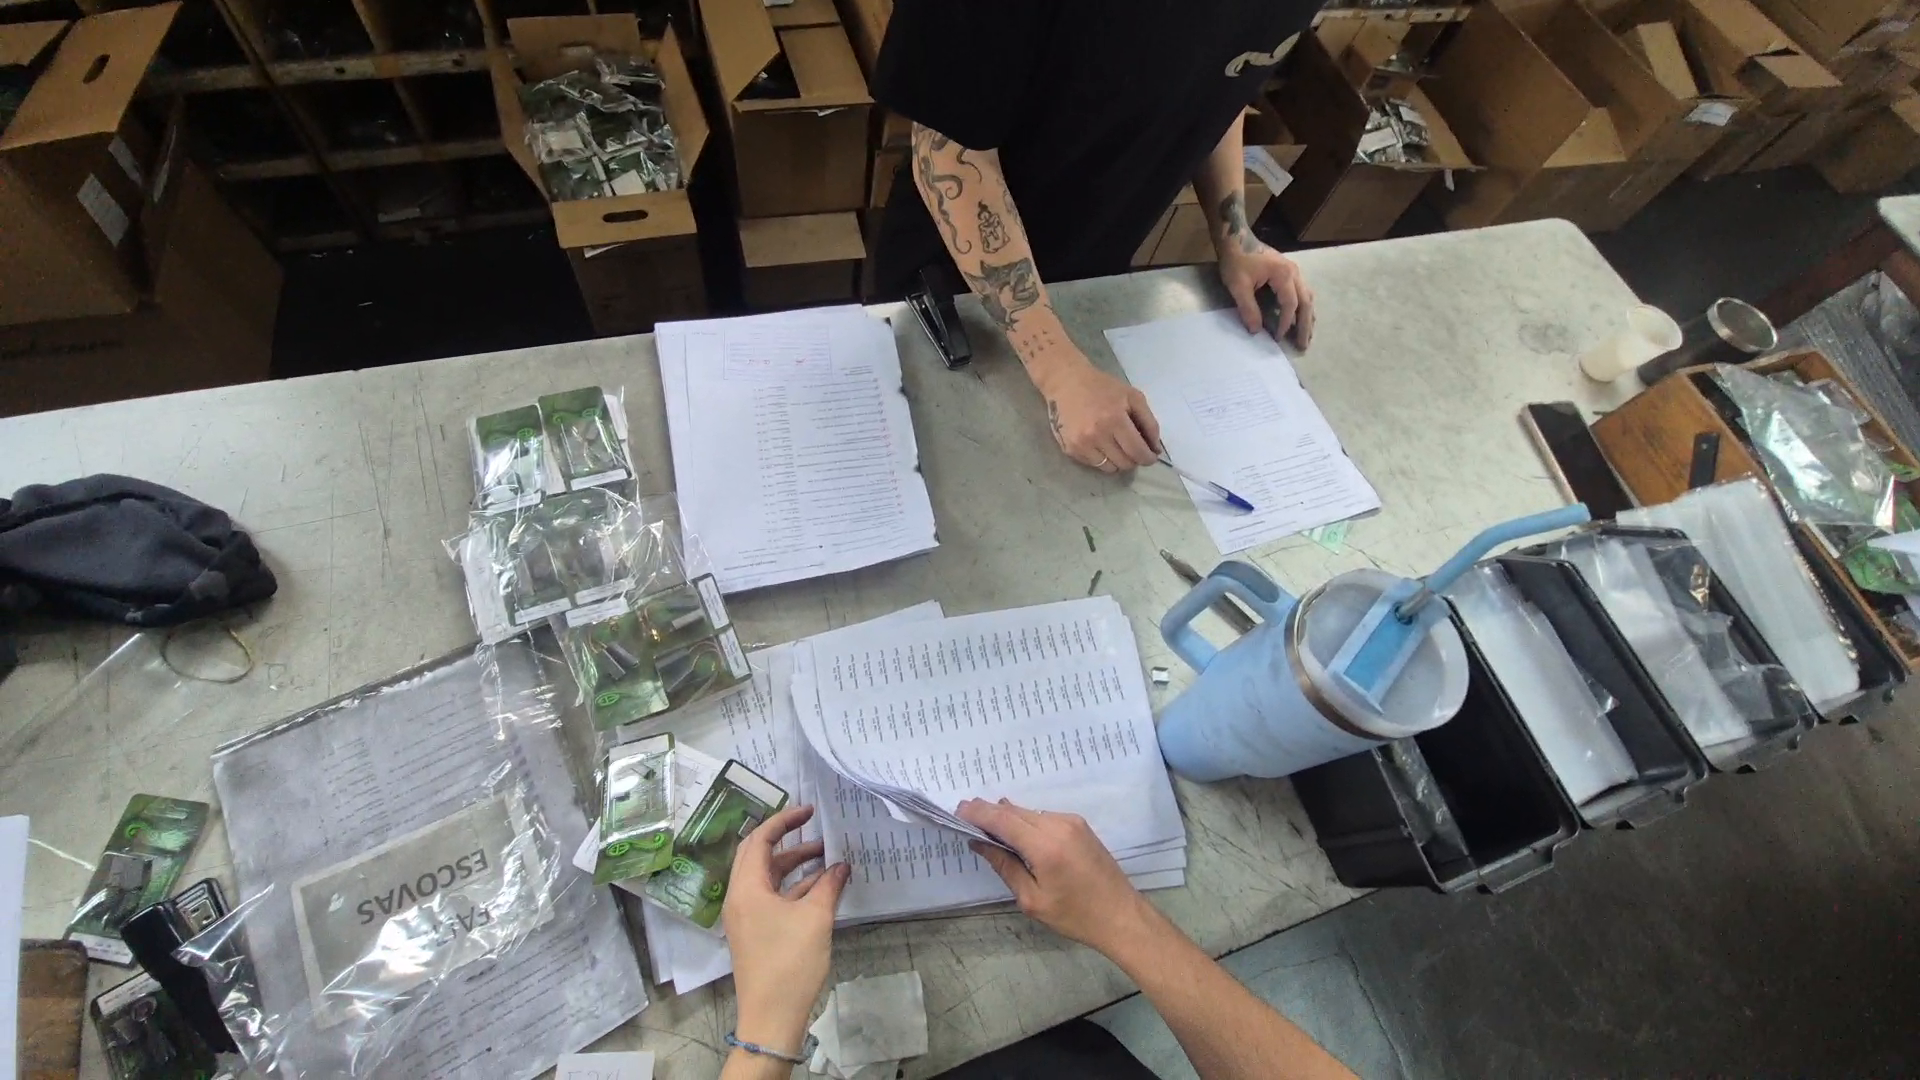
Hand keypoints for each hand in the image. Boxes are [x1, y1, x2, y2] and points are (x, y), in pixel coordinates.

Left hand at [723, 805, 850, 1054]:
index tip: (809, 811)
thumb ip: (828, 885)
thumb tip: (841, 866)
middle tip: (813, 826)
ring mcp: (746, 916)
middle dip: (787, 838)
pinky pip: (772, 896)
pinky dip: (794, 886)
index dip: (784, 821)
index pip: (759, 840)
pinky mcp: (755, 932)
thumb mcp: (815, 918)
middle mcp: (740, 898)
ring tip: (827, 857)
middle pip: (758, 855)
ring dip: (795, 864)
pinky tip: (821, 886)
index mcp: (746, 888)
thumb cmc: (790, 963)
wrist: (771, 1020)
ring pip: (767, 877)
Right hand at [958, 798, 1154, 954]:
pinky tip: (1019, 834)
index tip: (959, 809)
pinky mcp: (1079, 824)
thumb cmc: (1075, 915)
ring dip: (1008, 816)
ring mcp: (1071, 821)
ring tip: (989, 827)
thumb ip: (1005, 866)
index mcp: (1044, 845)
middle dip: (989, 812)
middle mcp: (1057, 824)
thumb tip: (981, 843)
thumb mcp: (1032, 899)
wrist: (1121, 915)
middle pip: (1014, 811)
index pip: (1002, 819)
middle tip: (966, 815)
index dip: (978, 812)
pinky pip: (1044, 816)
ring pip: (1028, 812)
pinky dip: (1026, 821)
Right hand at [1033, 349, 1163, 473]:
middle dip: (1134, 459)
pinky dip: (1102, 458)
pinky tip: (1100, 444)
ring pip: (1110, 468)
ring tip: (1116, 446)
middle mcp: (1096, 435)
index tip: (1150, 457)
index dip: (1148, 458)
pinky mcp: (1070, 449)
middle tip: (1133, 449)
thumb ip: (1149, 422)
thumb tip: (1155, 448)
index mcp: (1115, 419)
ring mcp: (1081, 444)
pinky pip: (1094, 465)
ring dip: (1118, 461)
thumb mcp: (1133, 396)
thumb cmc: (1103, 387)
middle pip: (1124, 463)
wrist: (1067, 383)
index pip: (1137, 451)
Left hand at [1219, 241, 1315, 349]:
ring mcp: (1294, 271)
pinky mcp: (1289, 272)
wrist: (1236, 239)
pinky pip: (1303, 293)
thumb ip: (1248, 308)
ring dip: (1308, 318)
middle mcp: (1294, 273)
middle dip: (1304, 326)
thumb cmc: (1236, 261)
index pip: (1290, 305)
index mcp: (1284, 275)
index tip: (1278, 338)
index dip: (1285, 323)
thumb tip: (1256, 331)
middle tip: (1302, 346)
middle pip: (1306, 303)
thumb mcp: (1238, 286)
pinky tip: (1302, 319)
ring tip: (1306, 336)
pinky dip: (1304, 308)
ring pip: (1308, 297)